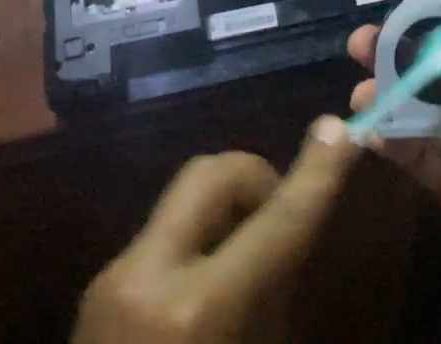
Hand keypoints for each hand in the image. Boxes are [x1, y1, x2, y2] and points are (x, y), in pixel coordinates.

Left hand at [73, 116, 359, 343]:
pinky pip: (162, 236)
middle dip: (256, 179)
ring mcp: (114, 278)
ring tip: (244, 266)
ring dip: (225, 212)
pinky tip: (205, 293)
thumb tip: (290, 241)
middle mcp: (149, 275)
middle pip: (213, 172)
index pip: (277, 219)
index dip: (317, 171)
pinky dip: (198, 242)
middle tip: (277, 224)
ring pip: (184, 200)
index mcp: (199, 310)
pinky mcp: (97, 289)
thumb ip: (277, 299)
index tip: (343, 130)